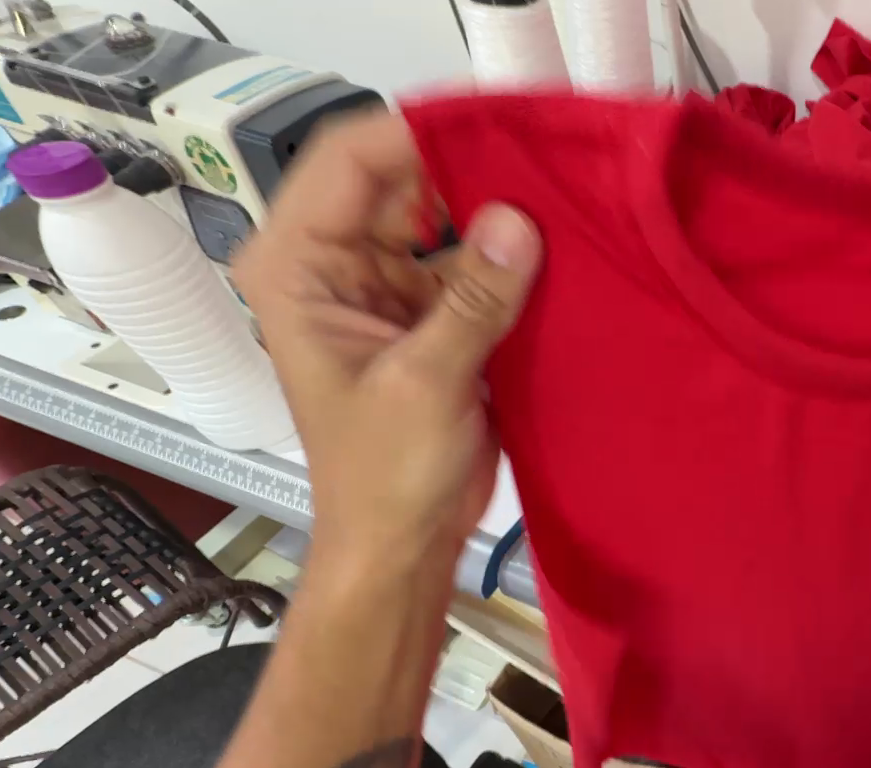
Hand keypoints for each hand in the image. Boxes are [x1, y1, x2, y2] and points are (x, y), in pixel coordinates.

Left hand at [233, 112, 541, 567]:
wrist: (406, 538)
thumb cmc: (386, 472)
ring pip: (452, 235)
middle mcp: (345, 267)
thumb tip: (520, 222)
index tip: (498, 126)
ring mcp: (397, 297)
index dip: (420, 134)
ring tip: (568, 212)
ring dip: (502, 230)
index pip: (353, 162)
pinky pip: (479, 281)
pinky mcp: (440, 328)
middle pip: (408, 190)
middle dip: (473, 179)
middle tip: (548, 168)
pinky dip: (516, 275)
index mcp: (302, 265)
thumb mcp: (425, 380)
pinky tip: (562, 264)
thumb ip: (471, 301)